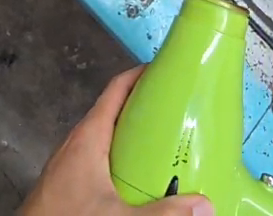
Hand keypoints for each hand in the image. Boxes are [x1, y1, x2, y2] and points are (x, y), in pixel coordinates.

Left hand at [18, 68, 213, 215]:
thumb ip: (163, 213)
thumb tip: (205, 205)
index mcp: (89, 135)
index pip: (116, 88)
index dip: (140, 74)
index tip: (166, 71)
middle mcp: (78, 141)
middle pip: (115, 111)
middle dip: (144, 109)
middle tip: (176, 113)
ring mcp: (70, 161)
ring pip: (106, 136)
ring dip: (132, 136)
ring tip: (163, 145)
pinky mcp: (67, 182)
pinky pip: (99, 158)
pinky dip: (120, 158)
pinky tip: (137, 180)